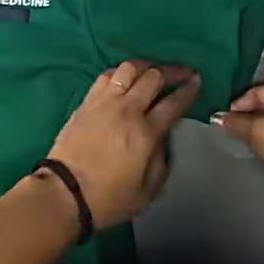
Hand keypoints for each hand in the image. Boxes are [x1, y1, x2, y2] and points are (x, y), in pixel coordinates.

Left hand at [42, 61, 199, 229]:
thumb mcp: (147, 191)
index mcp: (145, 132)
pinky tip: (125, 78)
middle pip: (153, 77)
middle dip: (173, 71)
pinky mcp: (87, 101)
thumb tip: (163, 138)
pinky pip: (107, 76)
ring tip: (154, 70)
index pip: (173, 102)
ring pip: (128, 68)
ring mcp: (104, 101)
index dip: (189, 90)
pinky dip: (121, 73)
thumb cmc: (109, 198)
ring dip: (146, 66)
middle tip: (182, 72)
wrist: (66, 192)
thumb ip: (161, 161)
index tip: (197, 81)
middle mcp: (127, 109)